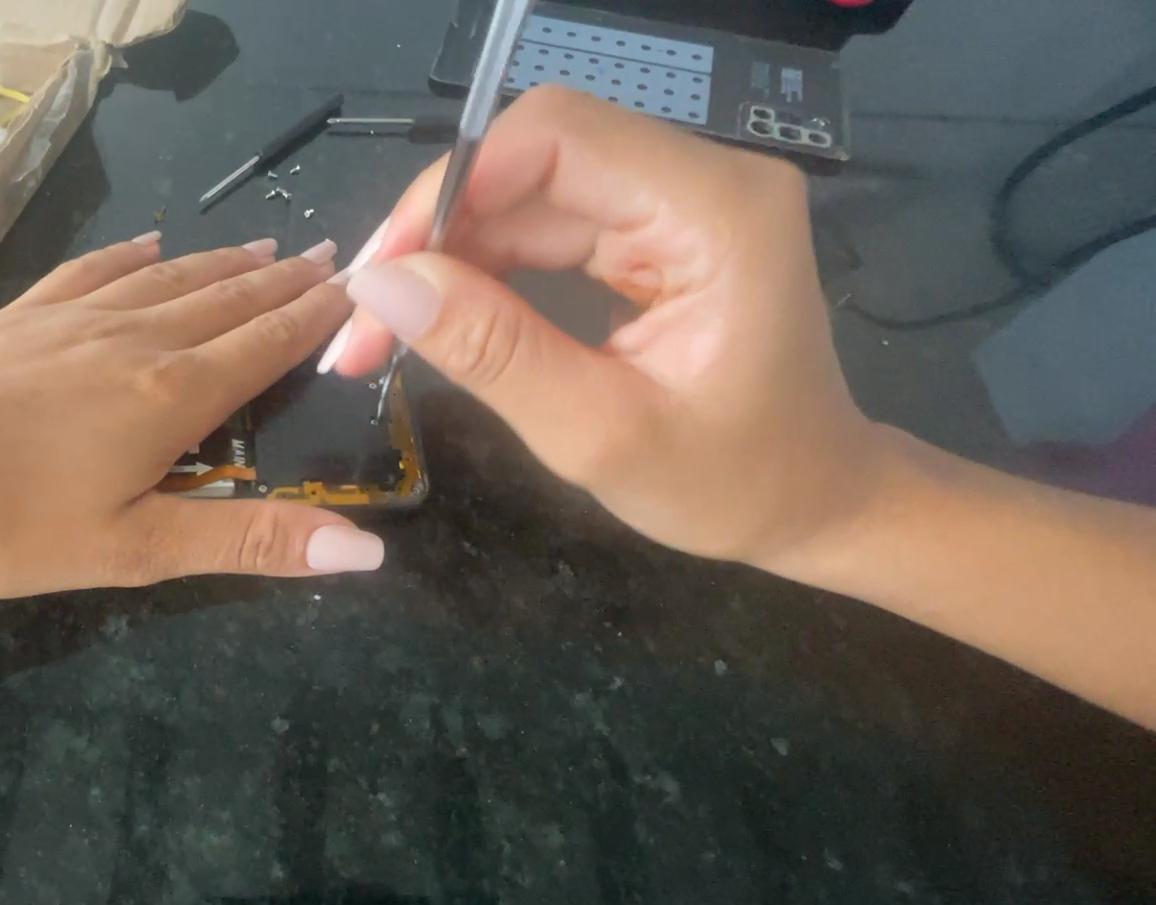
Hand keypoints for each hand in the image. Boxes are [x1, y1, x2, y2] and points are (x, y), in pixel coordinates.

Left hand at [0, 234, 384, 600]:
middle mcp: (131, 339)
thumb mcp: (134, 552)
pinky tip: (147, 245)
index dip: (316, 318)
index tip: (358, 288)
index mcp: (170, 395)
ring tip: (265, 247)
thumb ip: (248, 543)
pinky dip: (134, 256)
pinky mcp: (17, 317)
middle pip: (224, 299)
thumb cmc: (0, 527)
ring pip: (167, 278)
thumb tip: (367, 553)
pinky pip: (92, 271)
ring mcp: (68, 319)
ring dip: (223, 264)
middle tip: (330, 259)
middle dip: (283, 282)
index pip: (265, 343)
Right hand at [318, 85, 891, 569]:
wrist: (804, 502)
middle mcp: (692, 184)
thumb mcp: (597, 434)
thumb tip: (384, 288)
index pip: (554, 139)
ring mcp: (666, 209)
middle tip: (361, 324)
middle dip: (429, 238)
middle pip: (526, 165)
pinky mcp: (641, 242)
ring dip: (439, 262)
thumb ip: (493, 354)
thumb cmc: (726, 484)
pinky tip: (432, 321)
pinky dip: (471, 277)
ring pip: (517, 200)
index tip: (380, 277)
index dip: (448, 192)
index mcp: (712, 212)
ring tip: (379, 334)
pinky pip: (534, 235)